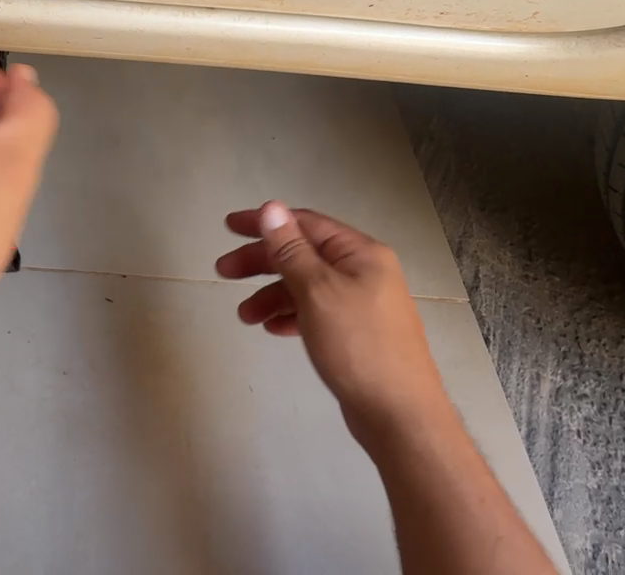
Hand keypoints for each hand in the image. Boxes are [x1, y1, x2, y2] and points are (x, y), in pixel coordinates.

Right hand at [215, 201, 447, 431]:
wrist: (401, 417)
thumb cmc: (358, 345)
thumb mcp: (317, 291)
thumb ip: (290, 249)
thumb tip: (271, 207)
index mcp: (360, 253)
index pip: (304, 223)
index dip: (265, 222)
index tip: (229, 227)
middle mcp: (363, 272)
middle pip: (302, 254)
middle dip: (261, 262)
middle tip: (224, 271)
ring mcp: (361, 303)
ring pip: (305, 286)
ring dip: (271, 295)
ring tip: (244, 316)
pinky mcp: (356, 333)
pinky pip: (315, 312)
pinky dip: (291, 315)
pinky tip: (272, 328)